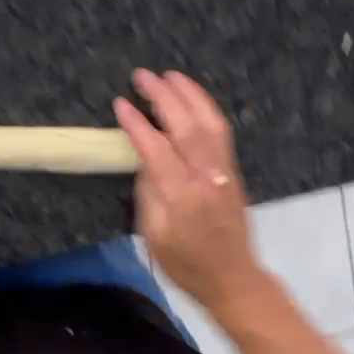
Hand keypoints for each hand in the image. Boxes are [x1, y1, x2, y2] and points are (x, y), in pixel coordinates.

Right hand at [113, 69, 264, 313]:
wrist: (232, 277)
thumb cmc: (185, 264)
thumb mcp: (154, 236)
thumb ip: (149, 194)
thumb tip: (145, 160)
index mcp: (182, 196)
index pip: (157, 148)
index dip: (137, 124)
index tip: (120, 103)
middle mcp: (206, 177)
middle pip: (186, 125)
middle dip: (164, 96)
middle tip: (143, 76)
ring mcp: (223, 171)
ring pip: (209, 121)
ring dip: (189, 94)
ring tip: (170, 76)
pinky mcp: (233, 171)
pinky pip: (221, 131)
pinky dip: (206, 108)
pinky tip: (193, 99)